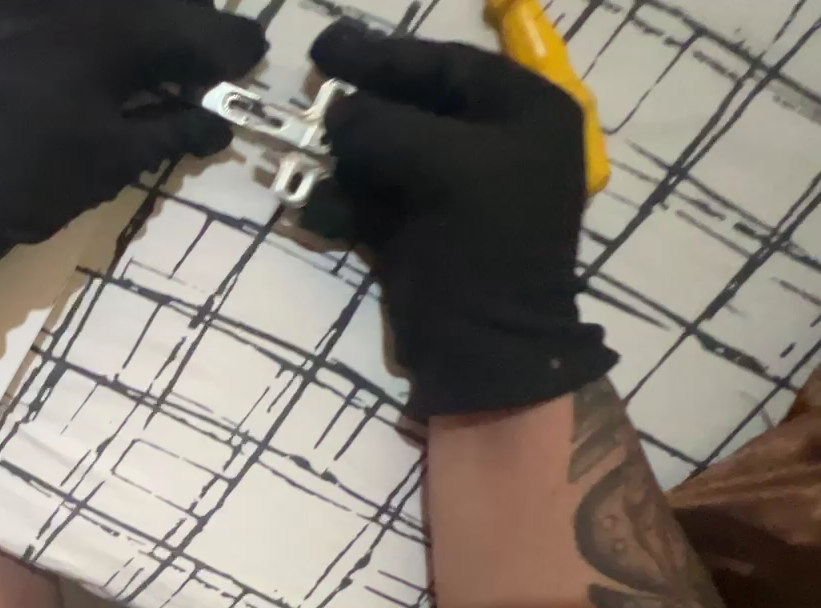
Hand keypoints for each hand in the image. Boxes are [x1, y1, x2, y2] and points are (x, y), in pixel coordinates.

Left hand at [0, 0, 266, 314]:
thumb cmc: (33, 183)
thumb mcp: (113, 161)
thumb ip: (173, 129)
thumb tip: (220, 122)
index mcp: (112, 31)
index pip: (191, 31)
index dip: (227, 50)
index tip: (249, 62)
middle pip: (155, 2)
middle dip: (188, 27)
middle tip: (205, 61)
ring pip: (111, 1)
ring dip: (145, 19)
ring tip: (157, 56)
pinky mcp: (1, 4)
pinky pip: (63, 4)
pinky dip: (97, 18)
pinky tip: (103, 42)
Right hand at [304, 21, 614, 415]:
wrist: (482, 348)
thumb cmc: (488, 250)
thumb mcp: (454, 172)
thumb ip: (392, 131)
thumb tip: (334, 109)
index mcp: (521, 117)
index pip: (448, 68)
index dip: (386, 56)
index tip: (327, 47)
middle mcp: (486, 149)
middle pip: (411, 109)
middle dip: (358, 102)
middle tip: (310, 83)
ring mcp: (444, 195)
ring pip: (382, 155)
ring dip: (340, 151)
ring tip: (299, 143)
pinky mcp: (411, 234)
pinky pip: (368, 202)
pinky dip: (337, 199)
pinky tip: (308, 196)